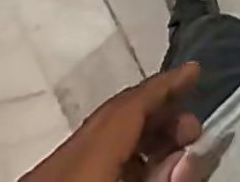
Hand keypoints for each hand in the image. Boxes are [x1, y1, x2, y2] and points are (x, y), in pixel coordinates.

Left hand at [23, 63, 202, 181]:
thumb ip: (161, 180)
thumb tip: (189, 153)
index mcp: (82, 159)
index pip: (128, 106)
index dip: (166, 83)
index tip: (195, 69)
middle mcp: (57, 158)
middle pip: (113, 117)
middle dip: (157, 111)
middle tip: (192, 127)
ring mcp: (44, 173)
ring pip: (98, 138)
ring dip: (139, 134)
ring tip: (173, 152)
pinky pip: (85, 158)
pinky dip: (118, 154)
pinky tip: (139, 171)